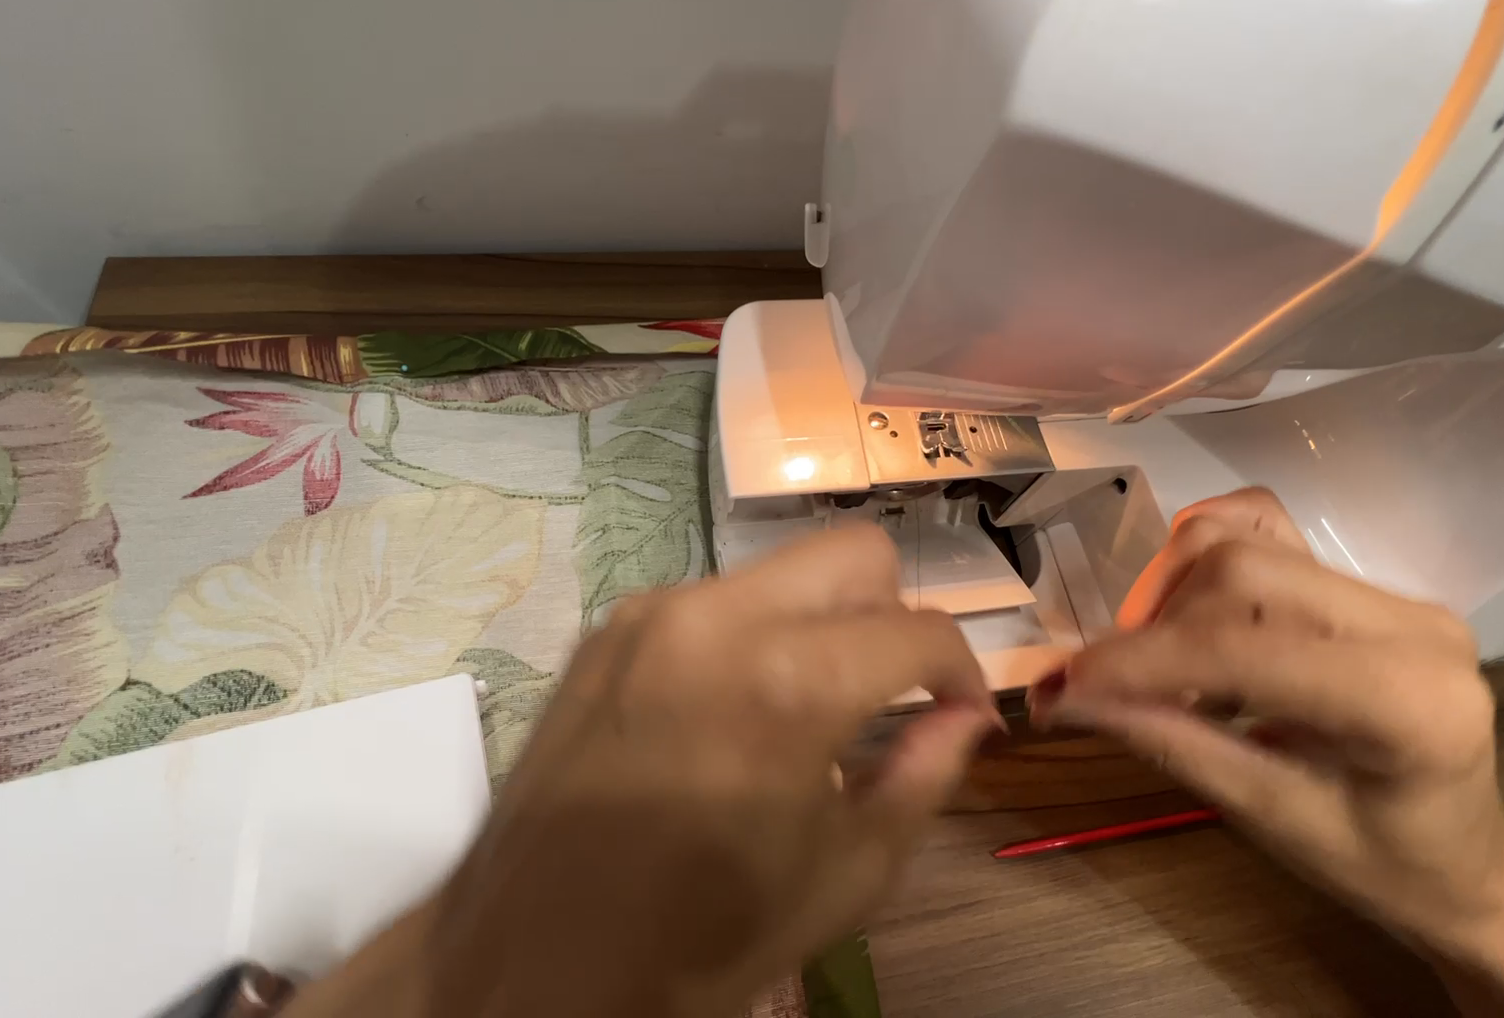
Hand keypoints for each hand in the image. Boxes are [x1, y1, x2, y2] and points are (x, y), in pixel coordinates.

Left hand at [286, 525, 997, 1017]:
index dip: (961, 669)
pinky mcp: (613, 623)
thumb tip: (967, 713)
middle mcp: (719, 615)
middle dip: (893, 610)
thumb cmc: (706, 933)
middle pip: (854, 550)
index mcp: (789, 682)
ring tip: (803, 702)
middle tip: (886, 685)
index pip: (918, 629)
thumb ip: (926, 772)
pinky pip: (715, 599)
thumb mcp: (849, 872)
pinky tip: (729, 706)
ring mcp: (656, 609)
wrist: (536, 954)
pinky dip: (751, 634)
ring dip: (818, 622)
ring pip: (783, 570)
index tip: (957, 708)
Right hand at [1029, 487, 1503, 951]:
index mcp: (1409, 701)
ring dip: (1169, 591)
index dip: (1141, 659)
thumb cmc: (1374, 861)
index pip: (1243, 647)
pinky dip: (1197, 555)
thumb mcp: (1265, 815)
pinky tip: (1183, 603)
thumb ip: (1165, 740)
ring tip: (1157, 655)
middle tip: (1114, 682)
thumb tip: (1064, 695)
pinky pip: (1259, 528)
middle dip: (1152, 624)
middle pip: (1236, 571)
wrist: (1457, 863)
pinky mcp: (1358, 582)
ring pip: (1238, 541)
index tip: (1068, 686)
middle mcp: (1408, 623)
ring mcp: (1388, 592)